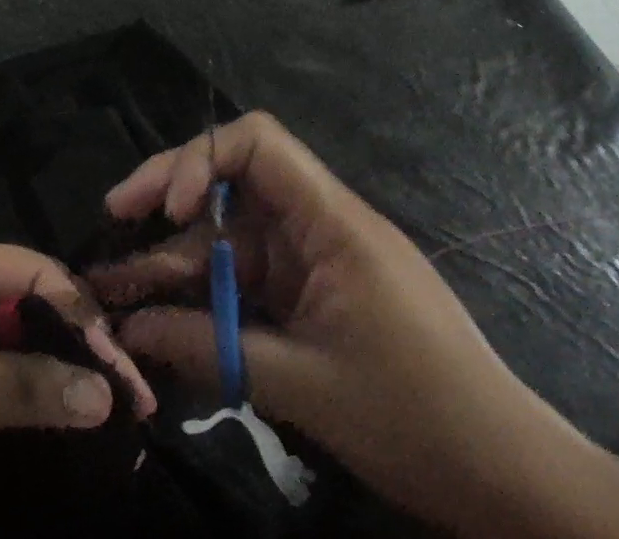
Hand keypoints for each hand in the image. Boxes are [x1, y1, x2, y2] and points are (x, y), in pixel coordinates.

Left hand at [0, 241, 155, 538]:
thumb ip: (22, 385)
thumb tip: (106, 393)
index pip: (35, 272)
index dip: (81, 310)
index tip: (120, 364)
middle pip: (45, 308)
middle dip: (90, 346)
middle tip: (137, 395)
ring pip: (43, 348)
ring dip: (83, 378)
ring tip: (130, 413)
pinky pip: (31, 386)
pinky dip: (62, 402)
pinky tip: (96, 424)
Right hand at [89, 112, 618, 538]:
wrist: (506, 474)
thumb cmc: (416, 418)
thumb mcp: (302, 385)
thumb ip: (210, 347)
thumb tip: (129, 328)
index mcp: (333, 224)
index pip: (258, 145)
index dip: (199, 160)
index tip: (162, 209)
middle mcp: (322, 227)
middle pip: (234, 185)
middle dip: (169, 204)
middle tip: (112, 226)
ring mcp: (320, 262)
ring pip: (234, 238)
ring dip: (178, 260)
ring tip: (116, 290)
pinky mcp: (318, 295)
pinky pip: (250, 278)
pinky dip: (208, 294)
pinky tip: (165, 316)